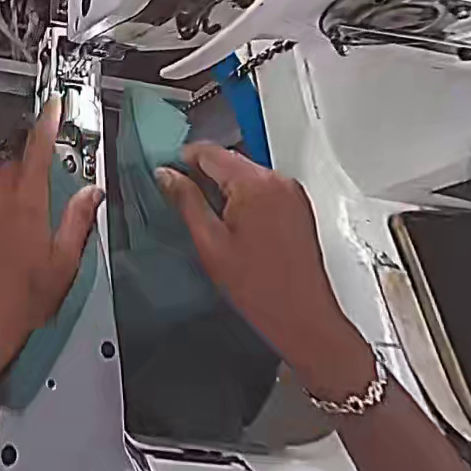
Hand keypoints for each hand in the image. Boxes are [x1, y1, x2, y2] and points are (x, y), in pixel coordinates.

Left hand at [0, 98, 104, 398]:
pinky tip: (4, 237)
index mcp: (25, 200)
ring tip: (26, 228)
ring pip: (0, 181)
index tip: (54, 105)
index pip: (38, 146)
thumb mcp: (63, 263)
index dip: (48, 121)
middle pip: (19, 163)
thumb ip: (79, 219)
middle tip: (51, 193)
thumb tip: (91, 193)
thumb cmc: (19, 301)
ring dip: (16, 191)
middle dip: (36, 169)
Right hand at [157, 144, 373, 400]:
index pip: (210, 152)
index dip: (184, 159)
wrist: (303, 318)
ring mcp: (291, 192)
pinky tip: (233, 225)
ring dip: (224, 187)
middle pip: (229, 160)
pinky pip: (263, 188)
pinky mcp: (297, 206)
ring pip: (245, 174)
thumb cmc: (260, 288)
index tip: (168, 173)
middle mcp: (277, 180)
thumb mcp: (210, 243)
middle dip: (203, 175)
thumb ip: (186, 201)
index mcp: (254, 184)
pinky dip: (244, 197)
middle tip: (181, 198)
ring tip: (207, 218)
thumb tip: (167, 175)